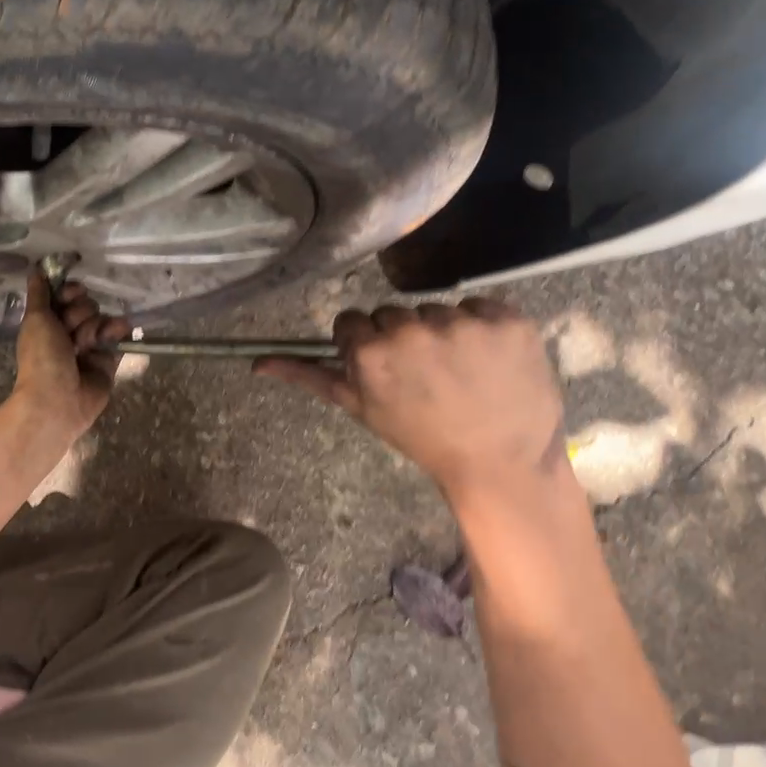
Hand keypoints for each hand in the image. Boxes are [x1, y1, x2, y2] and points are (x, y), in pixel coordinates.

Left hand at [11, 267, 131, 439]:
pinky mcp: (107, 360)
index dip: (70, 292)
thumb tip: (35, 270)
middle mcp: (66, 333)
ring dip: (96, 325)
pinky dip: (117, 331)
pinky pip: (116, 336)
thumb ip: (40, 294)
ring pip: (100, 319)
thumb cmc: (42, 357)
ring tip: (88, 342)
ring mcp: (87, 346)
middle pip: (84, 305)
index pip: (64, 296)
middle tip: (71, 331)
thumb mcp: (36, 319)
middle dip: (80, 313)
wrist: (58, 399)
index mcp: (45, 323)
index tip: (72, 294)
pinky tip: (118, 331)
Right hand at [253, 301, 567, 498]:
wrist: (499, 459)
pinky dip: (482, 327)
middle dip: (400, 336)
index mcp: (371, 350)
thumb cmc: (419, 435)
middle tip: (421, 372)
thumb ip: (307, 376)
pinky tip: (486, 358)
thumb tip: (257, 364)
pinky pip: (481, 307)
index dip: (363, 343)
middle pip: (393, 313)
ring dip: (442, 331)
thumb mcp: (357, 406)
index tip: (382, 366)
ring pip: (436, 309)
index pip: (353, 321)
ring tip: (458, 368)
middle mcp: (412, 329)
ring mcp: (464, 323)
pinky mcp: (509, 321)